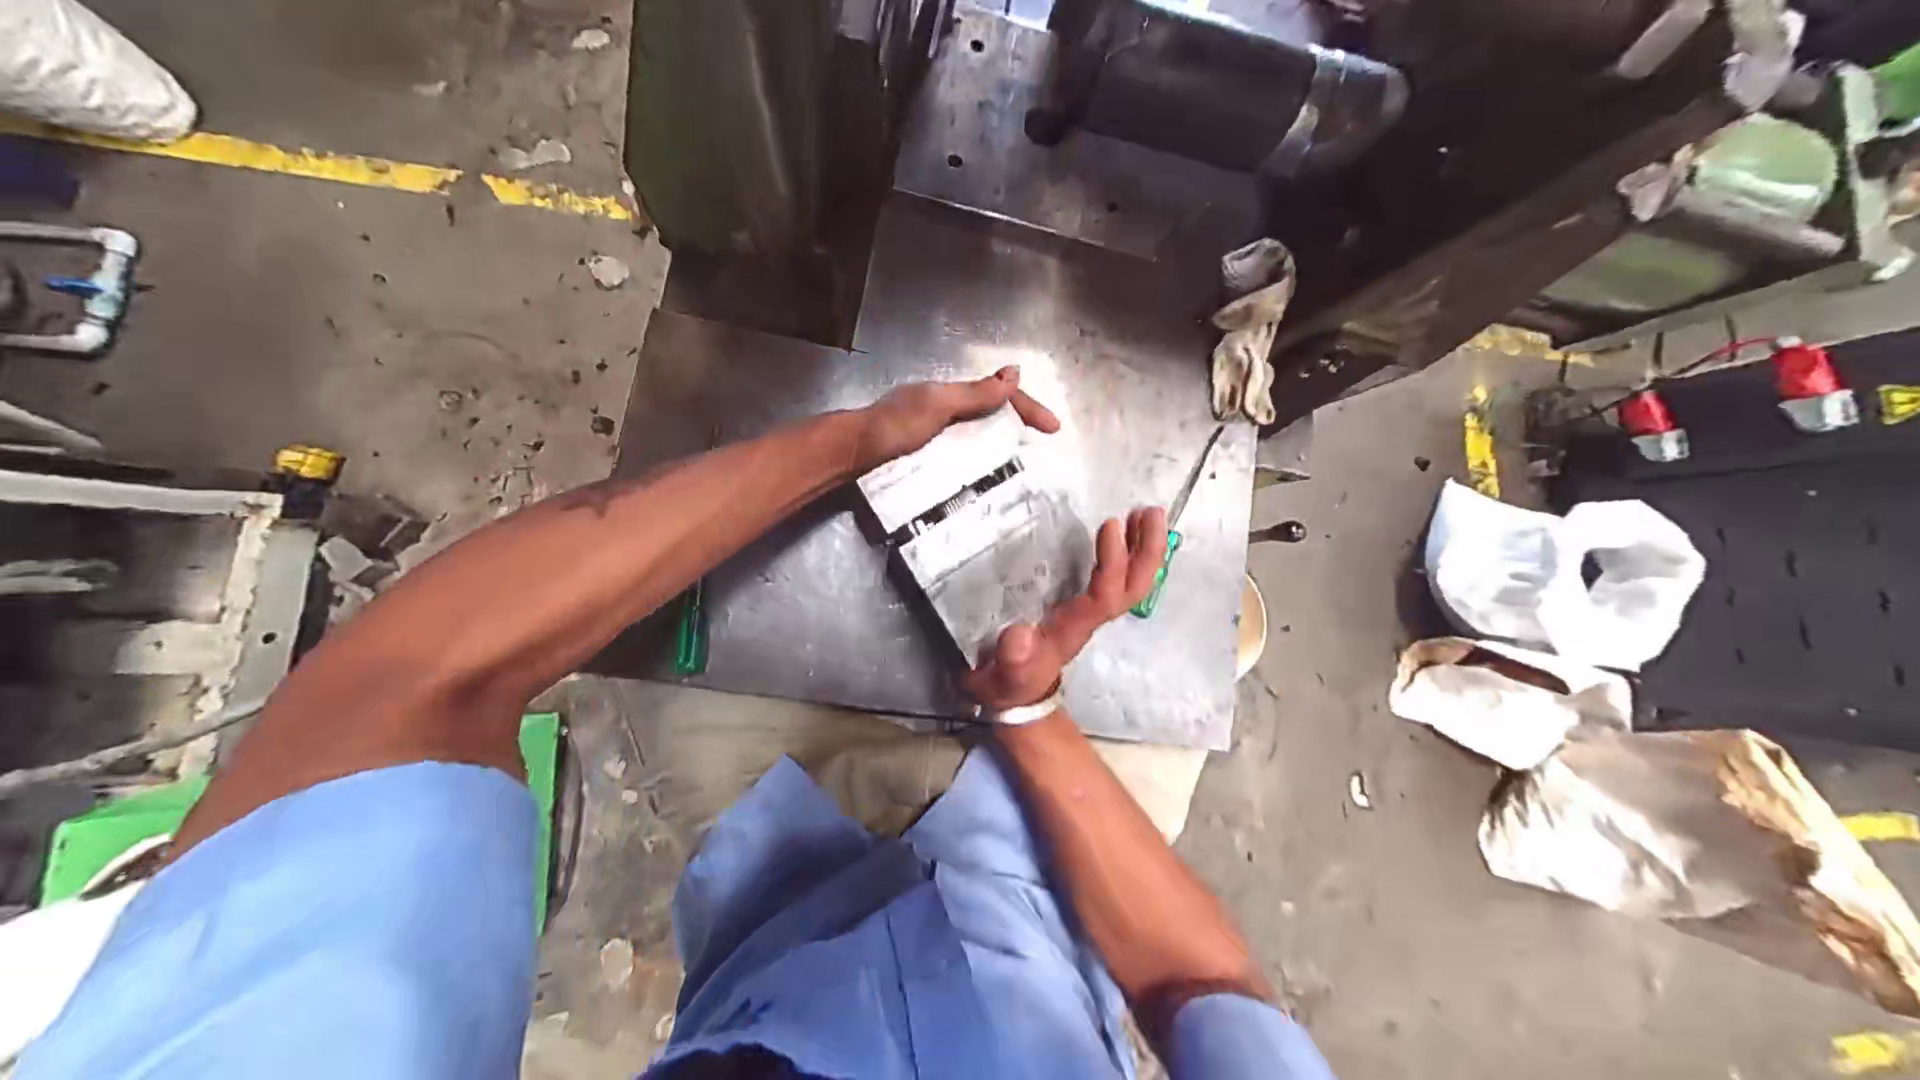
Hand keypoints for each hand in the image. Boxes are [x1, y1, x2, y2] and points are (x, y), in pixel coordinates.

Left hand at [854, 366, 1060, 469]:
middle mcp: (943, 412)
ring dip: (1001, 448)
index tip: (1052, 428)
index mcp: (949, 395)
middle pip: (990, 414)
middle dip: (1018, 426)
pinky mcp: (923, 458)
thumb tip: (1013, 373)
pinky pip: (961, 457)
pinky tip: (986, 480)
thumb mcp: (937, 406)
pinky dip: (979, 463)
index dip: (1027, 407)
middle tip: (1041, 450)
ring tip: (1021, 470)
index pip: (998, 394)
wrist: (850, 456)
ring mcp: (932, 436)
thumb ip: (974, 394)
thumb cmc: (893, 428)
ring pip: (977, 436)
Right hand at [964, 505, 1168, 708]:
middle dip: (1147, 551)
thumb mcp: (1004, 675)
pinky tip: (1125, 533)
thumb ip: (1012, 660)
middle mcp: (1091, 617)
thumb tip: (1019, 638)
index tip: (1111, 525)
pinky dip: (1129, 554)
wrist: (1019, 696)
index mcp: (1074, 627)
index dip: (1114, 562)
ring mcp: (1092, 612)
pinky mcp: (1087, 606)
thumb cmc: (1011, 682)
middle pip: (1133, 586)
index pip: (1105, 594)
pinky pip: (1119, 578)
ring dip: (1144, 548)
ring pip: (1132, 581)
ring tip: (1145, 514)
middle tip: (1150, 512)